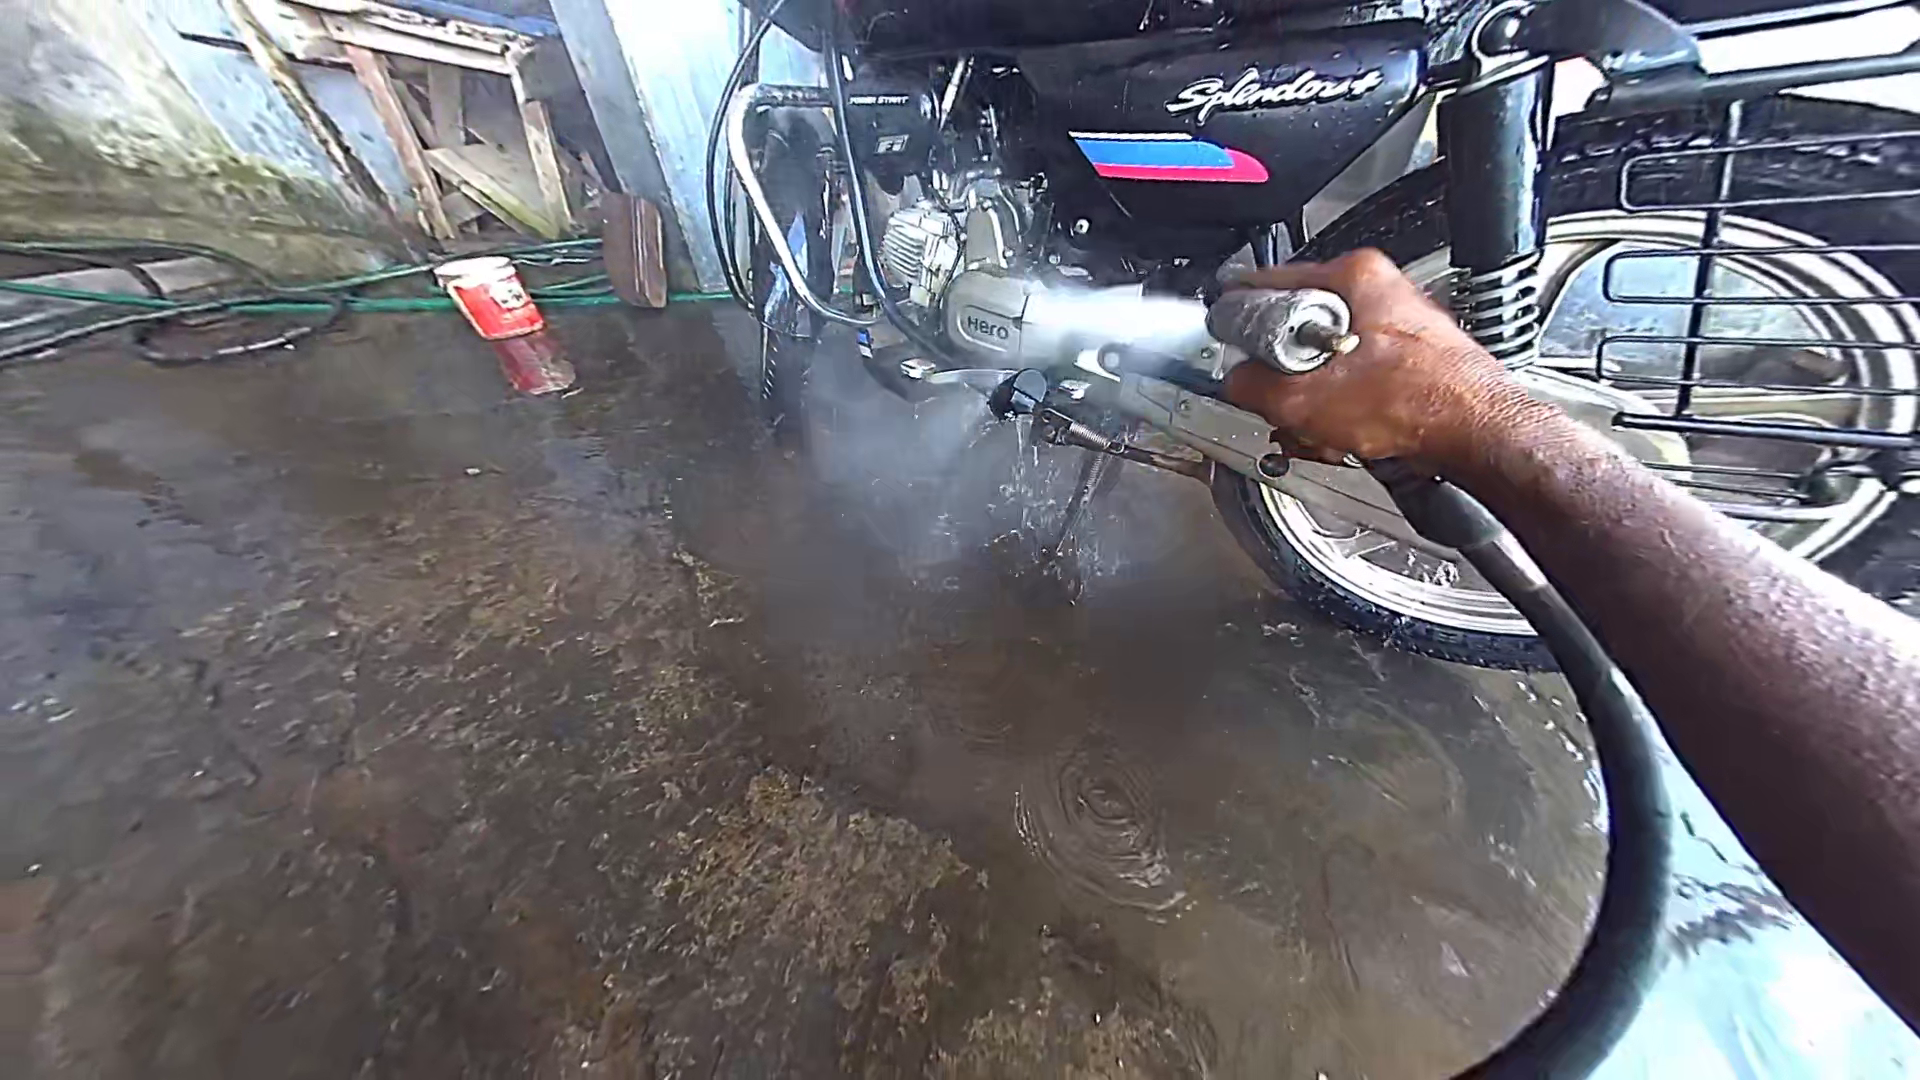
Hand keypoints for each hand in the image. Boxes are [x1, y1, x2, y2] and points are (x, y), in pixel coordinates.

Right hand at [1218, 249, 1552, 470]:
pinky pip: (1340, 381)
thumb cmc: (1417, 402)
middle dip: (1282, 382)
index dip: (1241, 324)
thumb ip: (1250, 386)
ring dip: (1307, 404)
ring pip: (1315, 365)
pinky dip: (1332, 409)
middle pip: (1290, 336)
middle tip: (1286, 405)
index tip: (1228, 343)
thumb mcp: (1302, 399)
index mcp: (1353, 279)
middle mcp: (1374, 294)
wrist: (1474, 433)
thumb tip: (1234, 381)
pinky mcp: (1396, 357)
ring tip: (1321, 427)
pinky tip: (1340, 431)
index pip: (1266, 287)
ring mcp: (1387, 326)